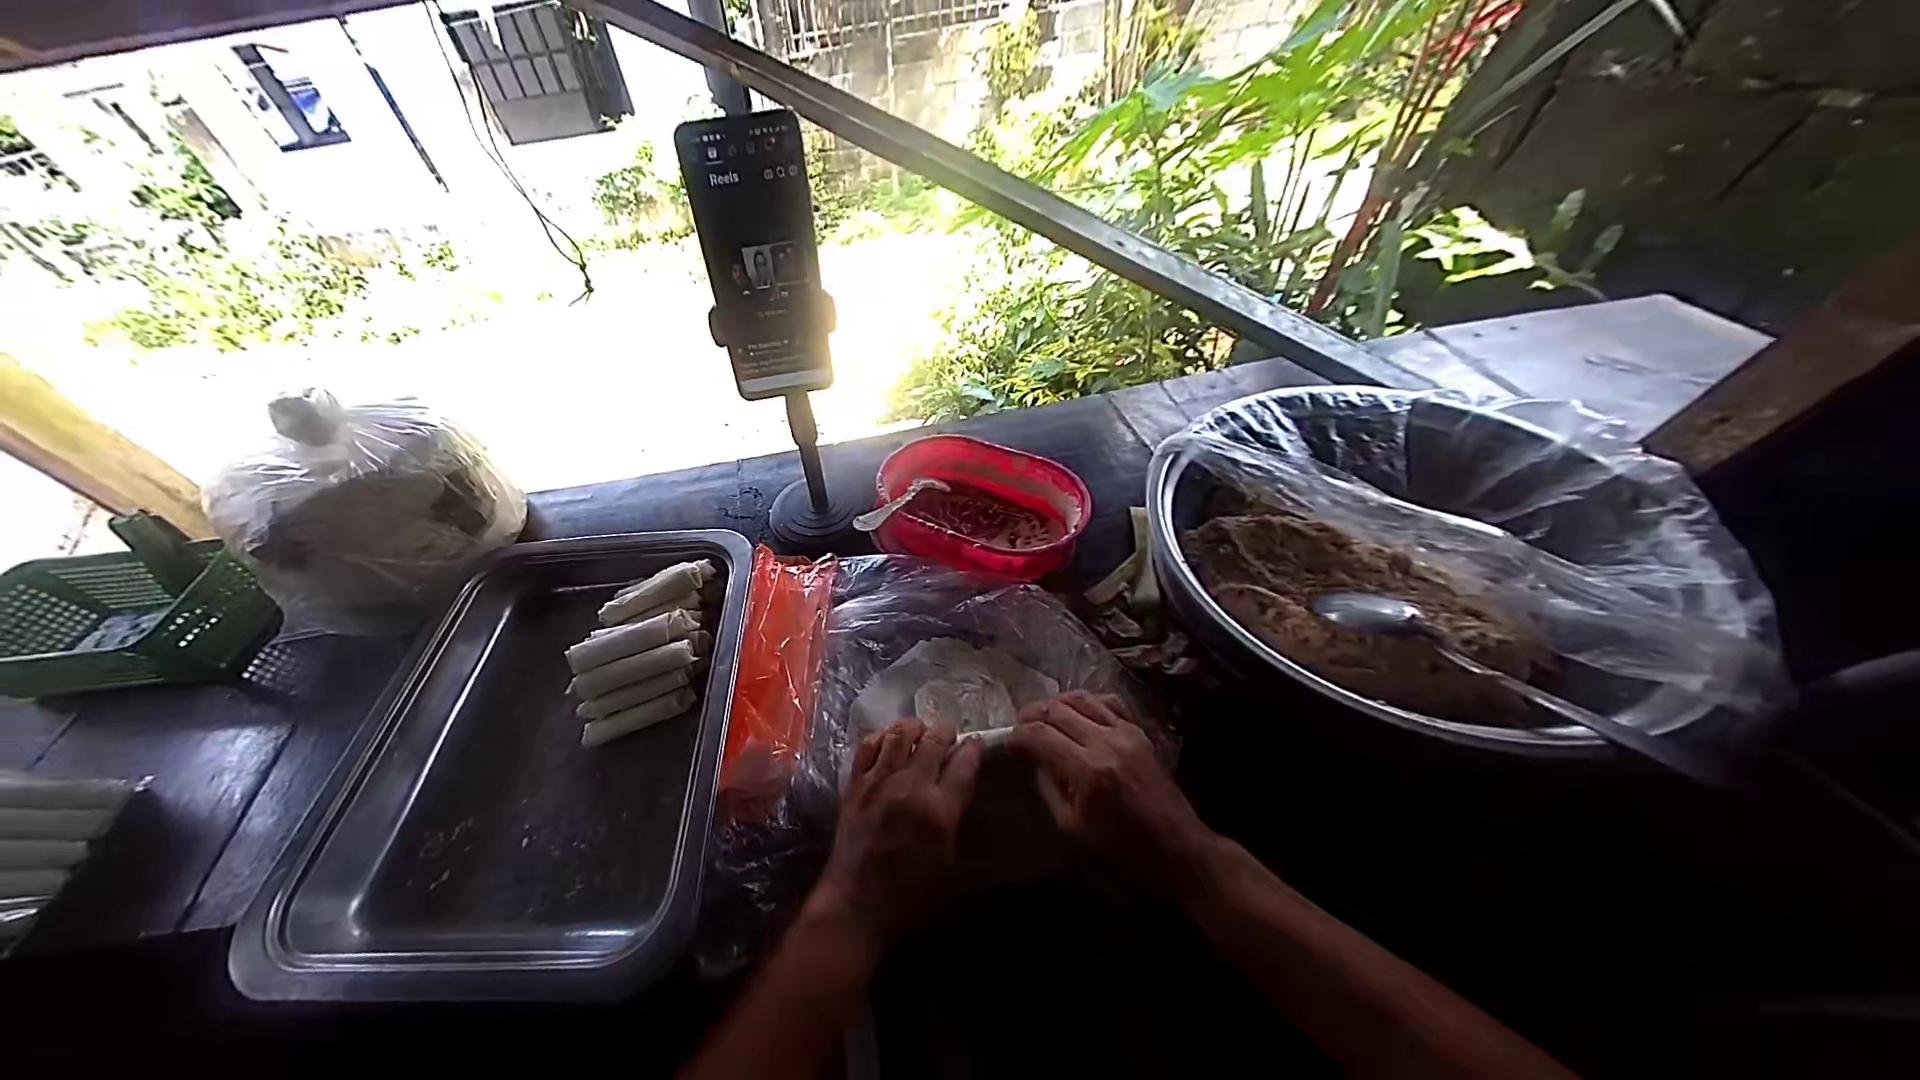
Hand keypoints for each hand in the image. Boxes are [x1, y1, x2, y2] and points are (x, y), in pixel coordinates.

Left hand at [809, 718, 984, 943]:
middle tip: (949, 735)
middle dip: (947, 732)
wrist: (856, 900)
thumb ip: (954, 812)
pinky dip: (882, 736)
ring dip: (916, 727)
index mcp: (939, 812)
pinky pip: (868, 744)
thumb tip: (960, 778)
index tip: (976, 743)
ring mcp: (879, 782)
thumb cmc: (909, 887)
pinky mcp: (856, 783)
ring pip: (901, 733)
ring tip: (921, 731)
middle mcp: (910, 788)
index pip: (964, 764)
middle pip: (934, 740)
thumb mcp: (947, 854)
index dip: (973, 748)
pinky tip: (890, 740)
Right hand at [1009, 691, 1218, 898]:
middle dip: (1031, 715)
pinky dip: (1087, 701)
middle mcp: (1106, 741)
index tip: (1009, 745)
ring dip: (1056, 704)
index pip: (1040, 735)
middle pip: (1057, 709)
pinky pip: (1108, 702)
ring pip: (1081, 698)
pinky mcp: (1140, 731)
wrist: (1177, 847)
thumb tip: (1036, 761)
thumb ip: (1049, 788)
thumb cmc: (1123, 848)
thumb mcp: (1073, 827)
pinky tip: (1077, 712)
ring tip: (1043, 717)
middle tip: (1021, 729)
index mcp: (1088, 770)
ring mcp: (1126, 732)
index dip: (1018, 736)